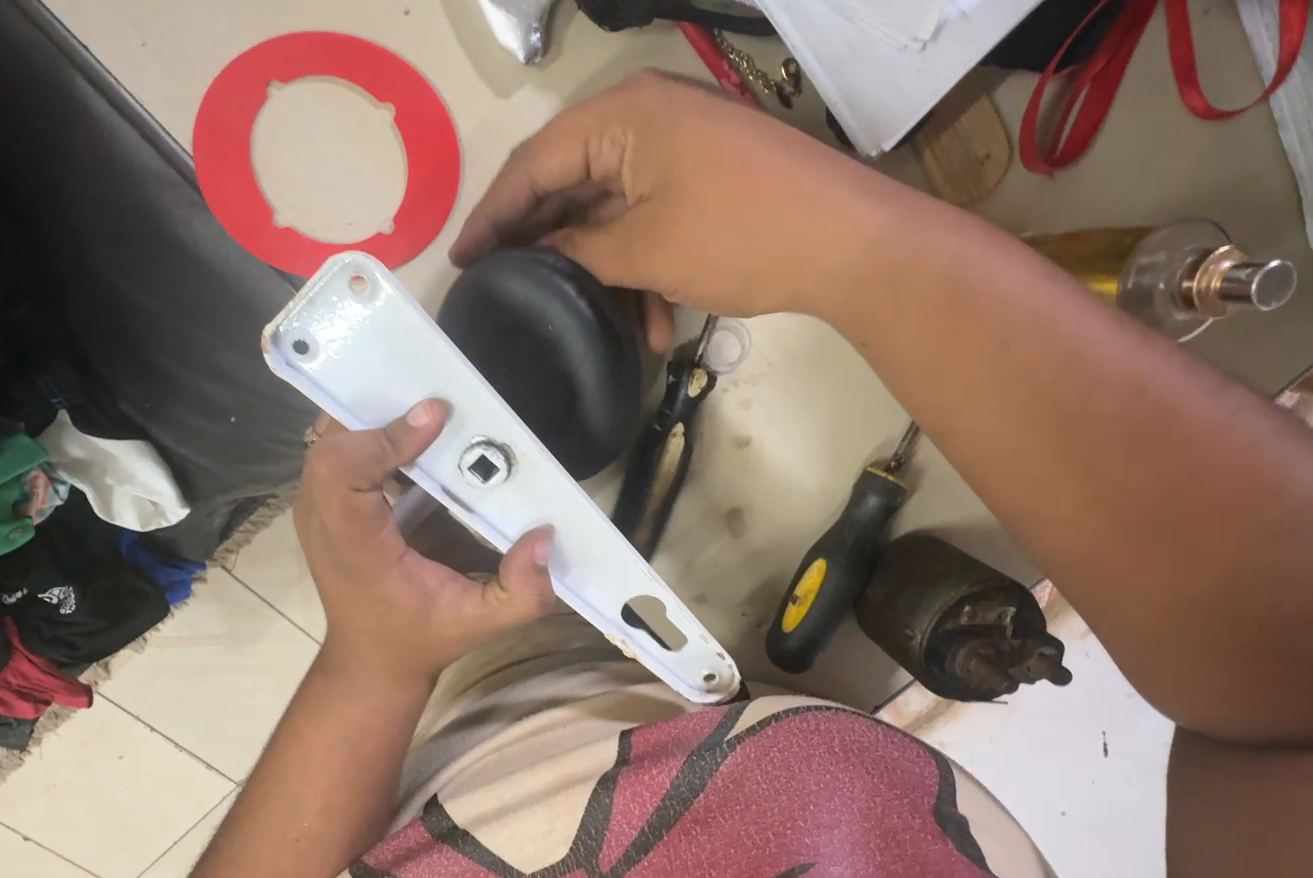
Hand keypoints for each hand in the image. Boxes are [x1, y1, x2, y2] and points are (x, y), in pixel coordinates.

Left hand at [294, 400, 555, 687]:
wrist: (373, 658)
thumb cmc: (423, 637)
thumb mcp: (482, 622)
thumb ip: (522, 591)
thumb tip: (544, 536)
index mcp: (355, 549)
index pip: (342, 471)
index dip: (384, 437)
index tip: (435, 418)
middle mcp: (325, 523)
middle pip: (331, 445)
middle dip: (378, 414)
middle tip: (433, 401)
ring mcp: (318, 513)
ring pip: (330, 442)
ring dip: (373, 418)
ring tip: (422, 408)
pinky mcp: (327, 507)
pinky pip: (338, 454)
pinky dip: (370, 435)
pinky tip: (409, 432)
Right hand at [451, 71, 899, 329]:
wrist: (850, 245)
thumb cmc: (740, 237)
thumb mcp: (645, 250)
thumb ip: (579, 251)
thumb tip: (539, 256)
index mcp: (622, 116)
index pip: (534, 164)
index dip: (493, 215)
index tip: (462, 260)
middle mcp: (646, 118)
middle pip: (572, 184)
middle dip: (547, 246)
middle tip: (511, 290)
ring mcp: (681, 147)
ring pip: (616, 211)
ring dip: (605, 272)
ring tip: (595, 325)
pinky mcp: (708, 178)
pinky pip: (654, 218)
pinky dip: (647, 268)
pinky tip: (652, 323)